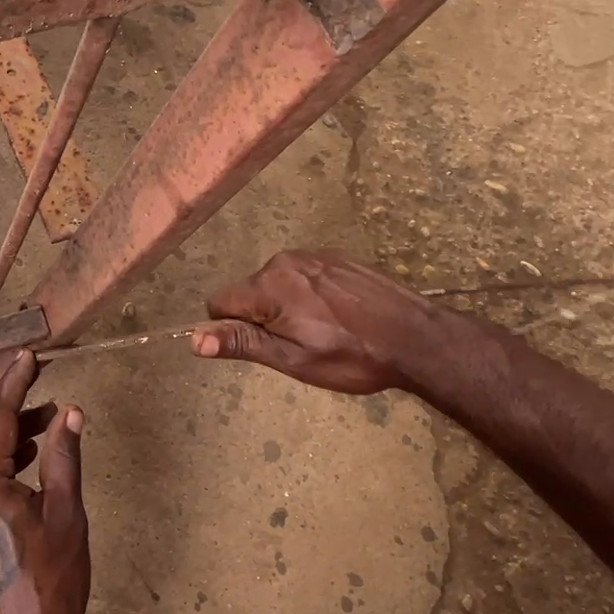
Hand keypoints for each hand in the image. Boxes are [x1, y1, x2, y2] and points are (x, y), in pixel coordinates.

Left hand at [0, 350, 89, 613]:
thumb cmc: (46, 585)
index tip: (30, 353)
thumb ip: (63, 458)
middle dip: (10, 396)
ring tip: (46, 414)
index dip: (16, 379)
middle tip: (39, 374)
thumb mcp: (66, 518)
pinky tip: (26, 450)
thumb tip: (71, 412)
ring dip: (7, 424)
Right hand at [189, 249, 453, 393]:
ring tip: (325, 330)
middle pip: (249, 291)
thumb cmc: (353, 356)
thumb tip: (194, 340)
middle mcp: (282, 261)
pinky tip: (341, 313)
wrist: (419, 338)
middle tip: (302, 343)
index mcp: (267, 286)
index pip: (219, 302)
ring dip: (288, 303)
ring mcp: (311, 255)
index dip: (234, 327)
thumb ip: (241, 343)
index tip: (266, 344)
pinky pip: (304, 273)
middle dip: (263, 316)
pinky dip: (312, 292)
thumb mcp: (293, 359)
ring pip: (278, 282)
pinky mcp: (336, 256)